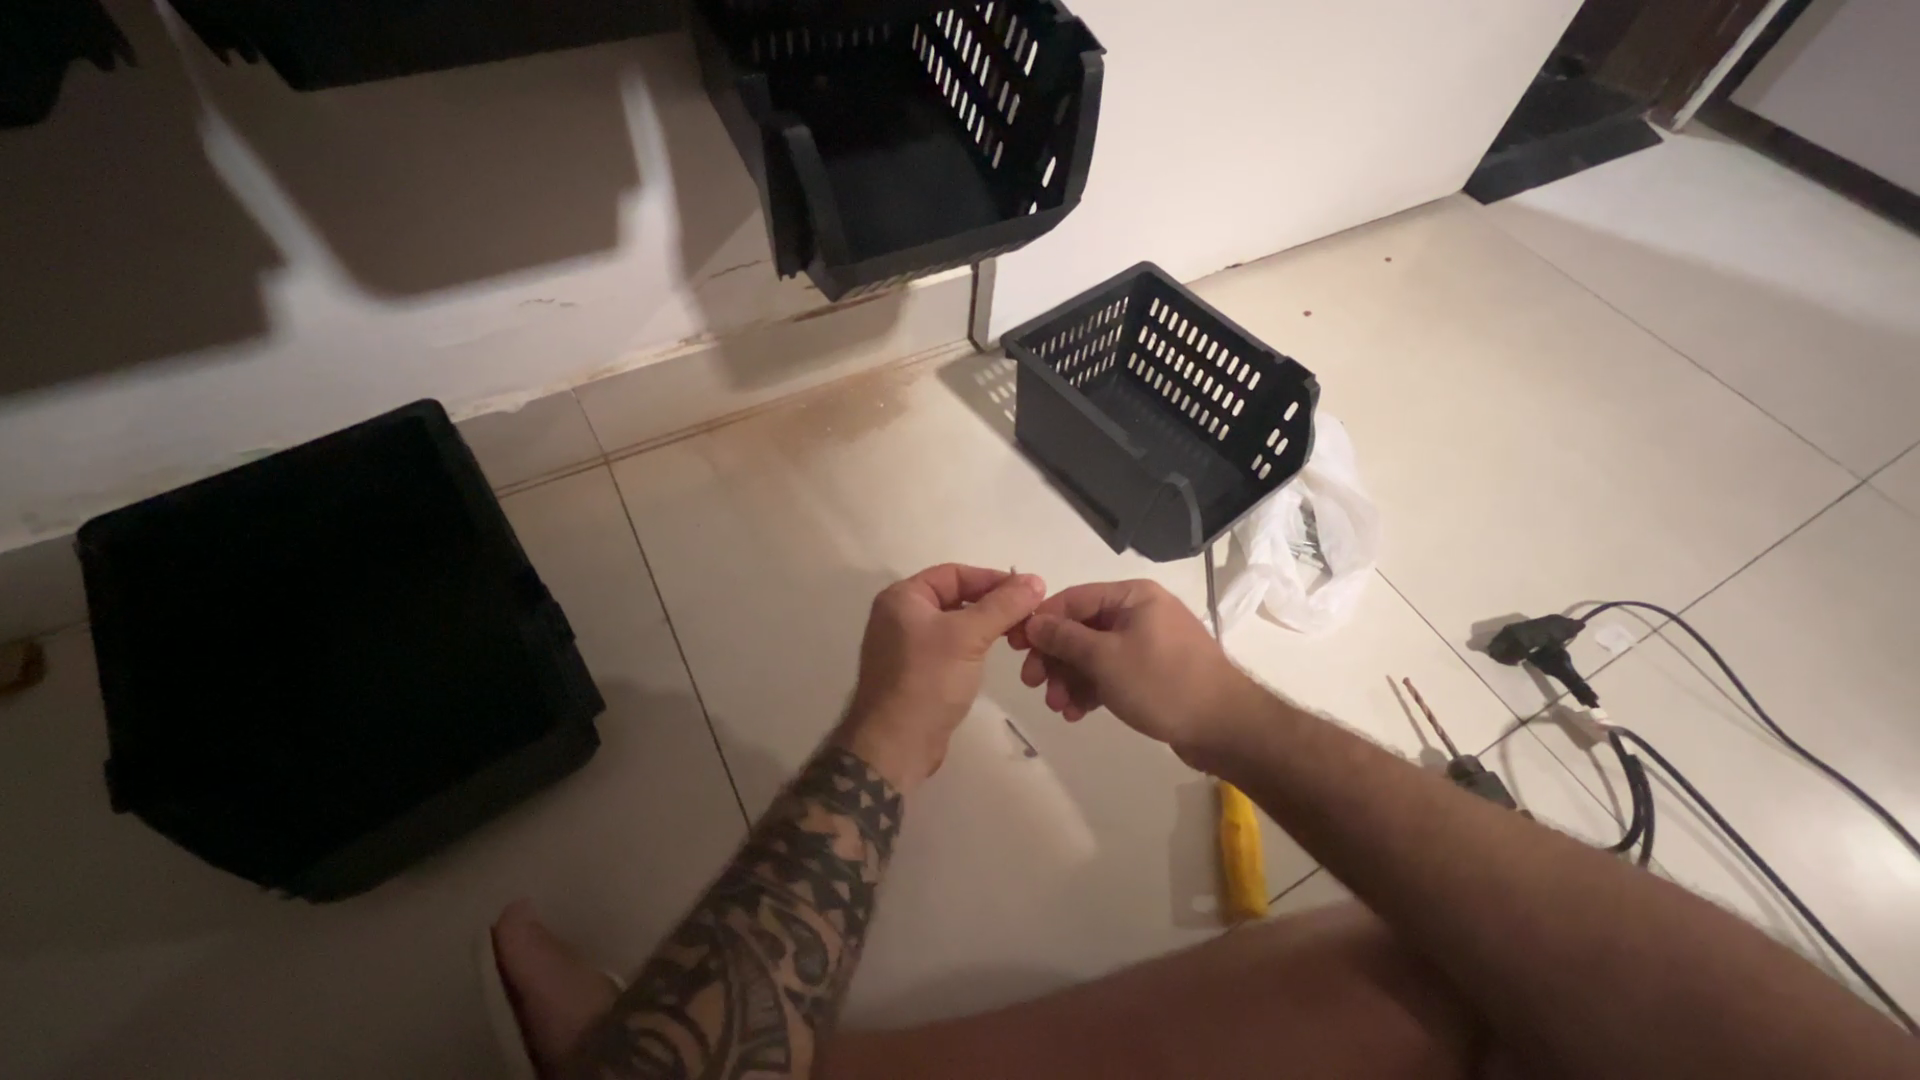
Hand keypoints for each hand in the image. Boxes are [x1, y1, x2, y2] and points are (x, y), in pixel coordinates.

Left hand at [837, 564, 1045, 791]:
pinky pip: (951, 647)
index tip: (1028, 592)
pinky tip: (998, 655)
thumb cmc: (928, 680)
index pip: (955, 573)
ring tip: (1020, 637)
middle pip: (956, 597)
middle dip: (994, 604)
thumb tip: (1035, 579)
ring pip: (957, 624)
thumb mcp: (968, 636)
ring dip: (988, 626)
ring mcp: (907, 645)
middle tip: (1030, 617)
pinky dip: (975, 646)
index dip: (992, 579)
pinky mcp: (918, 672)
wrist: (896, 744)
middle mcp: (900, 616)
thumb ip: (1003, 605)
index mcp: (903, 597)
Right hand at [1011, 579, 1260, 761]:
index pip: (1072, 599)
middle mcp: (1139, 613)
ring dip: (1070, 679)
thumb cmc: (1162, 682)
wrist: (1224, 727)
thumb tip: (1033, 622)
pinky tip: (1077, 713)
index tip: (1015, 648)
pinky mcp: (1152, 672)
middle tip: (1034, 685)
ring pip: (1093, 655)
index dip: (1041, 621)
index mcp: (1132, 596)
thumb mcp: (1105, 658)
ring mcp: (1148, 643)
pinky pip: (1111, 673)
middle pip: (1081, 629)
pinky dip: (1092, 690)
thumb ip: (1064, 638)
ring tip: (1059, 707)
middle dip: (1055, 658)